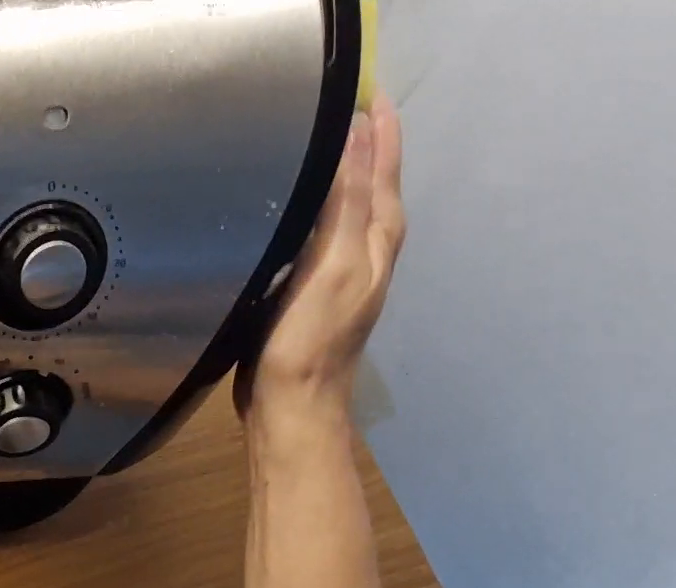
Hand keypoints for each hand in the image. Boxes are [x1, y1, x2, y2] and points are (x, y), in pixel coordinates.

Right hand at [237, 92, 405, 419]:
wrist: (292, 408)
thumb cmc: (309, 340)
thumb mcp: (333, 266)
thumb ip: (346, 205)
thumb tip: (355, 138)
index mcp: (375, 244)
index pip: (383, 174)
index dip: (379, 133)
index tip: (367, 92)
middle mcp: (367, 257)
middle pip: (375, 192)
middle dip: (368, 151)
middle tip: (350, 113)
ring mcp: (341, 281)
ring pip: (352, 217)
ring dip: (347, 183)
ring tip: (328, 155)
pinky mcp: (311, 299)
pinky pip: (324, 242)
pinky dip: (319, 218)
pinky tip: (298, 220)